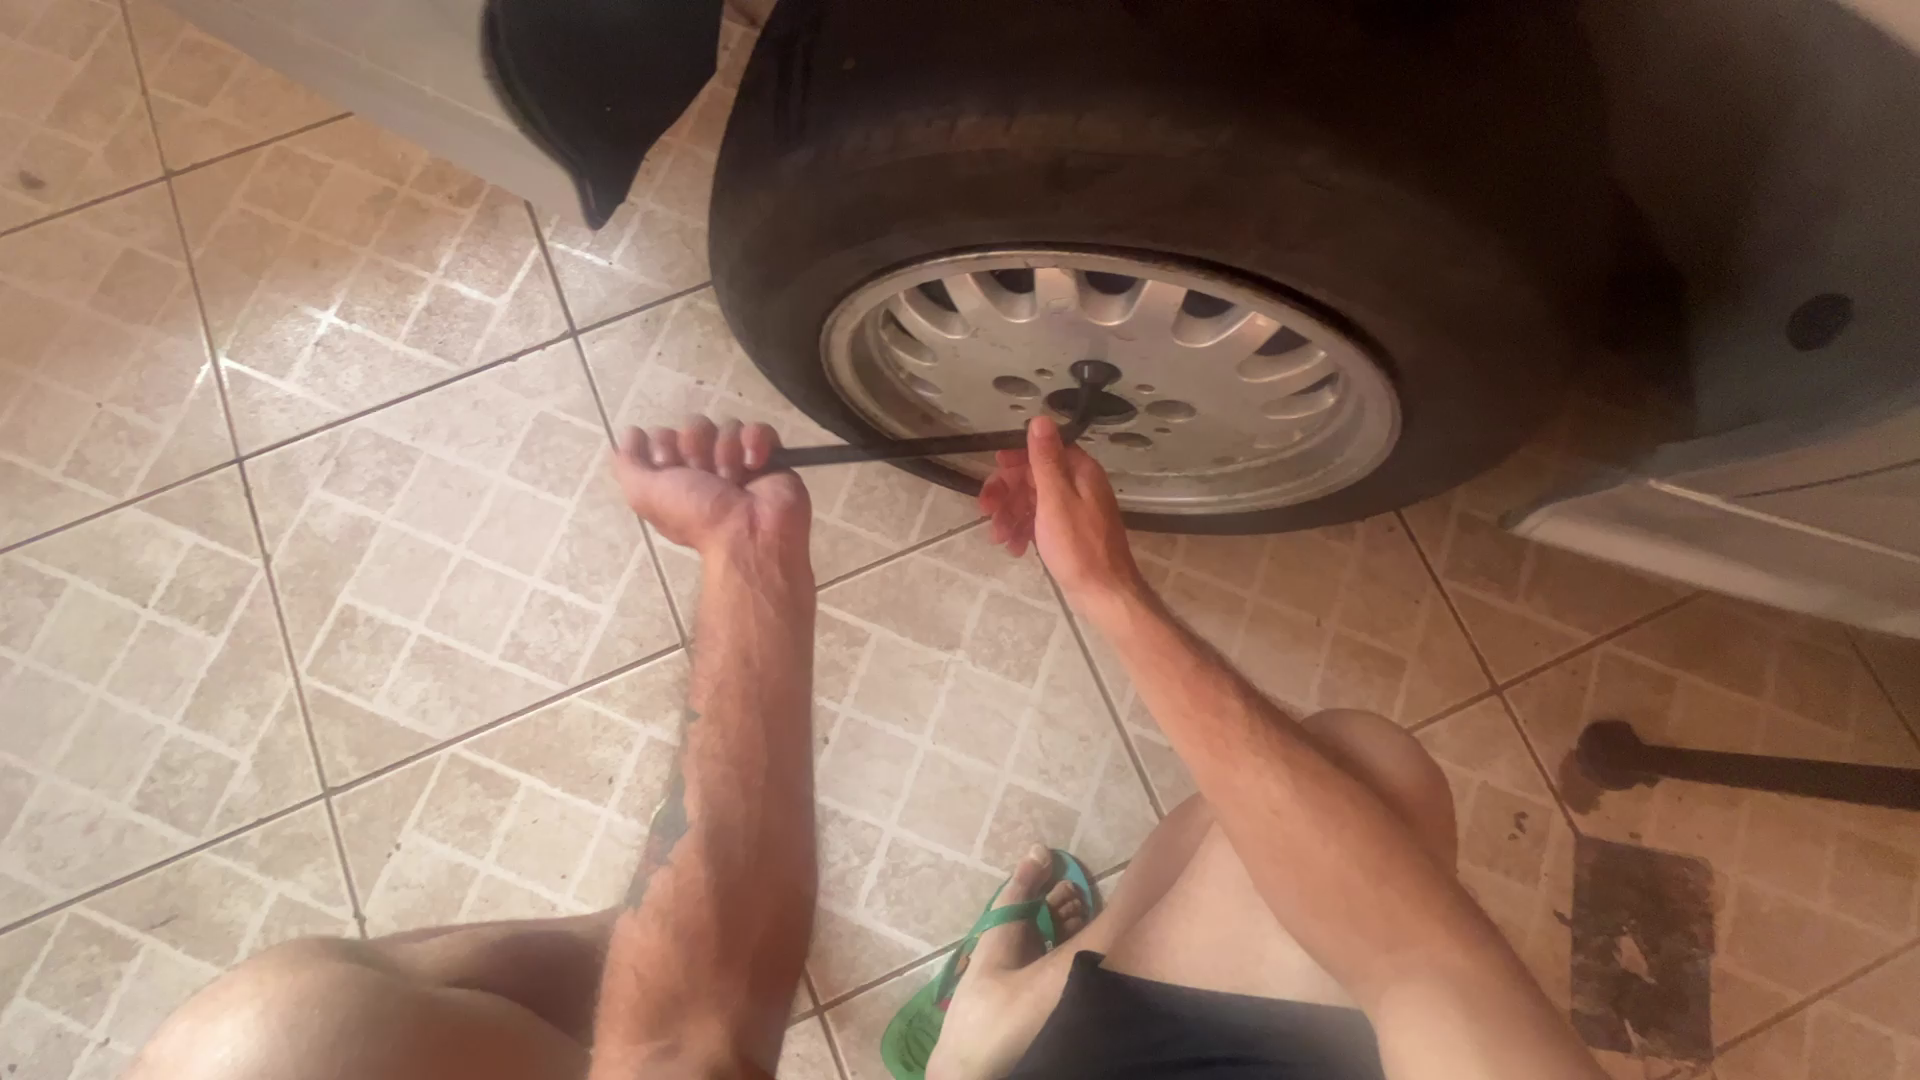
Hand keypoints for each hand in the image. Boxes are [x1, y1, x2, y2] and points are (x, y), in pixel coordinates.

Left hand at [611, 417, 810, 558]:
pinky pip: (760, 429)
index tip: (669, 466)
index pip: (666, 435)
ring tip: (733, 479)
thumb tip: (630, 433)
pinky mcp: (772, 458)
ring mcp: (741, 461)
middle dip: (698, 447)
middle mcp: (708, 466)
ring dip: (727, 452)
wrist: (748, 534)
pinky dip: (756, 442)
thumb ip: (628, 464)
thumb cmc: (696, 517)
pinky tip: (755, 465)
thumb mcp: (645, 495)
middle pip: (697, 426)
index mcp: (678, 475)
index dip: (666, 446)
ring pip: (728, 426)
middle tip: (704, 475)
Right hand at [979, 417, 1146, 606]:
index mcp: (1081, 472)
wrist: (1103, 594)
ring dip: (1011, 515)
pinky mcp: (1070, 534)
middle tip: (985, 509)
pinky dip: (1025, 531)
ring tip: (997, 537)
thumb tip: (1040, 419)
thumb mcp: (1055, 499)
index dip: (1016, 458)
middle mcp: (1080, 486)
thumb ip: (1046, 459)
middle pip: (1035, 477)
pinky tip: (1014, 548)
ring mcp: (1076, 511)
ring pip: (1034, 502)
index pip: (1044, 450)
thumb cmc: (1079, 548)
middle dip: (1007, 492)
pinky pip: (1041, 523)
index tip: (993, 469)